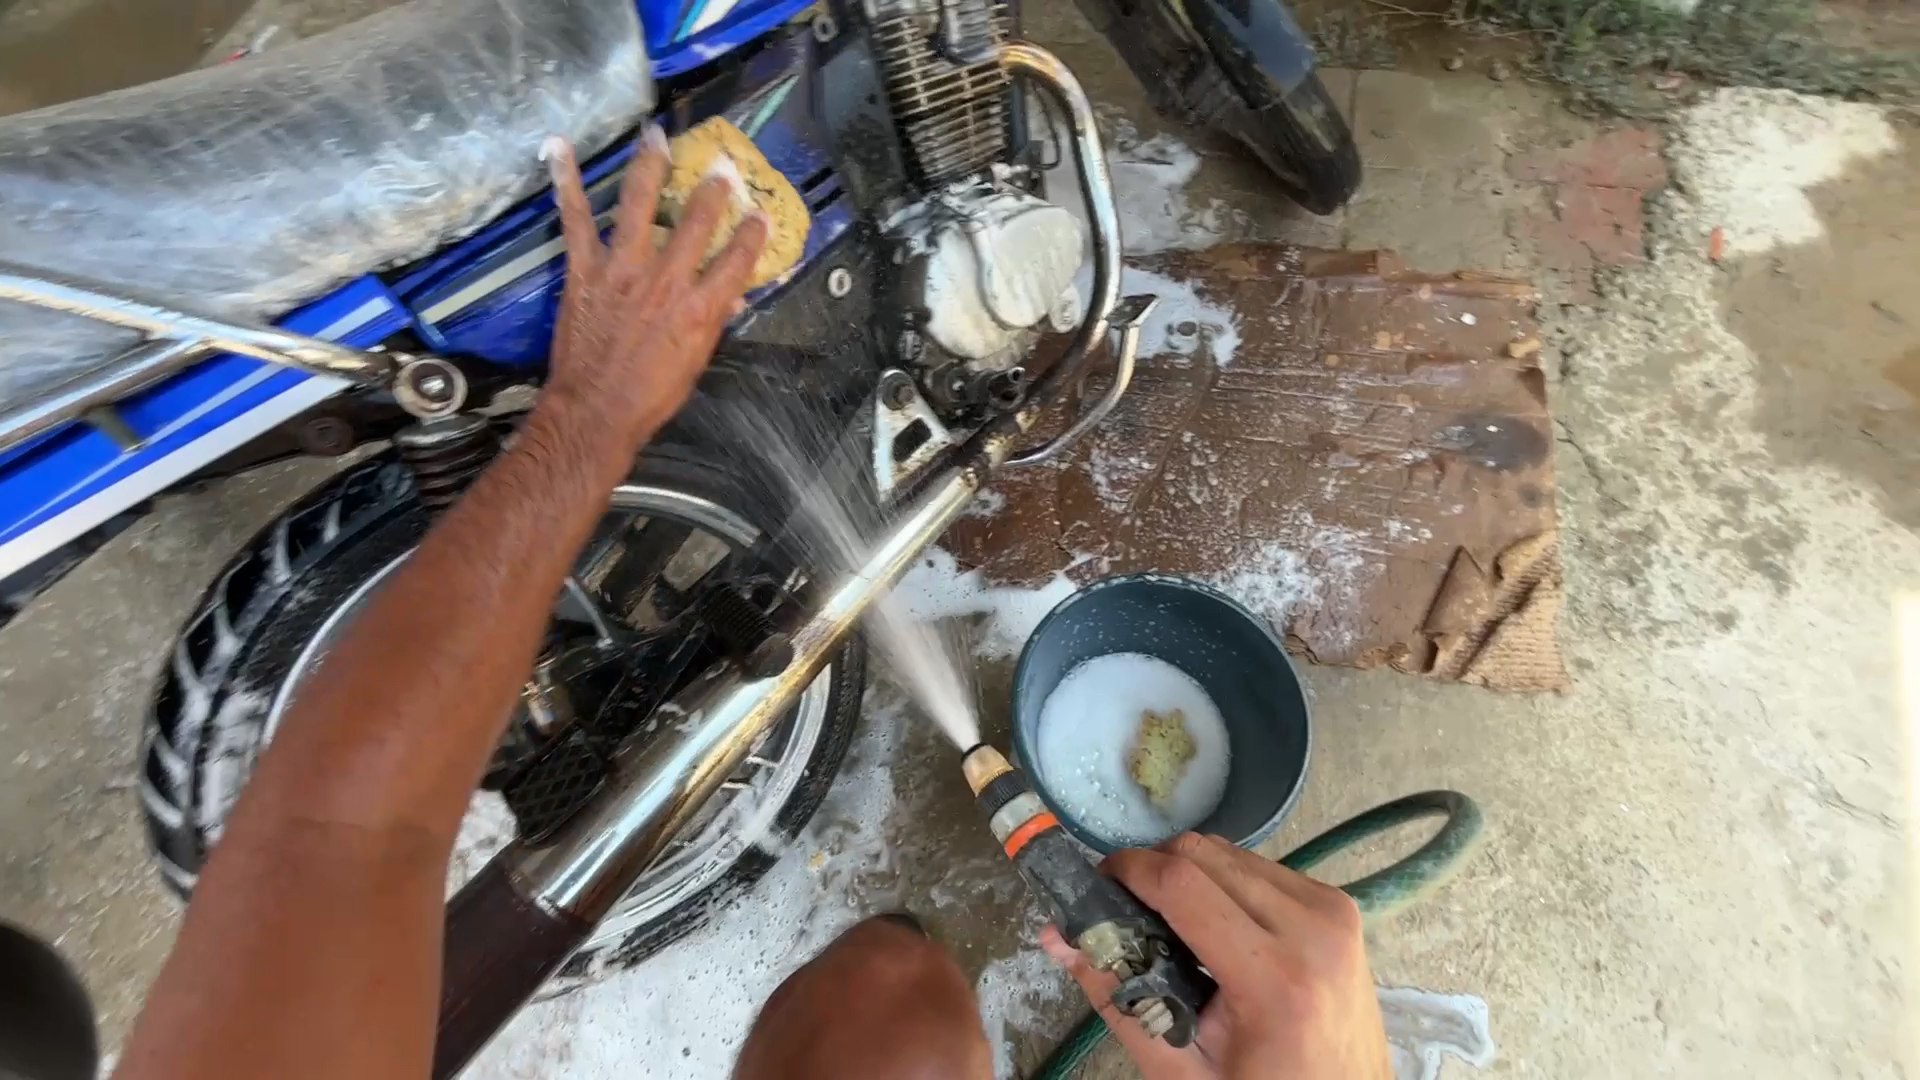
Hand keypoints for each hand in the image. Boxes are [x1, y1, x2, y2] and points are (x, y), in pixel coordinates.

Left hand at [539, 126, 767, 455]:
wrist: (597, 410)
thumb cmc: (652, 395)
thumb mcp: (696, 362)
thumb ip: (711, 322)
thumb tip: (730, 296)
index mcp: (700, 309)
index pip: (736, 261)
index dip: (753, 234)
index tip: (761, 215)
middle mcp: (666, 281)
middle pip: (696, 223)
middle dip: (713, 192)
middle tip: (722, 167)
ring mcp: (623, 269)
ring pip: (638, 204)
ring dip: (650, 166)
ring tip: (656, 136)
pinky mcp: (585, 270)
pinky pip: (575, 219)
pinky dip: (566, 183)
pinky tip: (561, 149)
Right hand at [1040, 833, 1390, 1079]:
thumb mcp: (1180, 1070)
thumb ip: (1115, 995)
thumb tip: (1054, 935)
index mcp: (1278, 979)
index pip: (1182, 881)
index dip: (1129, 870)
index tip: (1098, 887)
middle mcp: (1314, 928)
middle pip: (1201, 853)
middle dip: (1153, 871)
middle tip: (1132, 914)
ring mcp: (1332, 911)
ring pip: (1226, 851)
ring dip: (1188, 875)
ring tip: (1177, 929)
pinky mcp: (1338, 905)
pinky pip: (1257, 865)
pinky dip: (1222, 883)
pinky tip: (1219, 929)